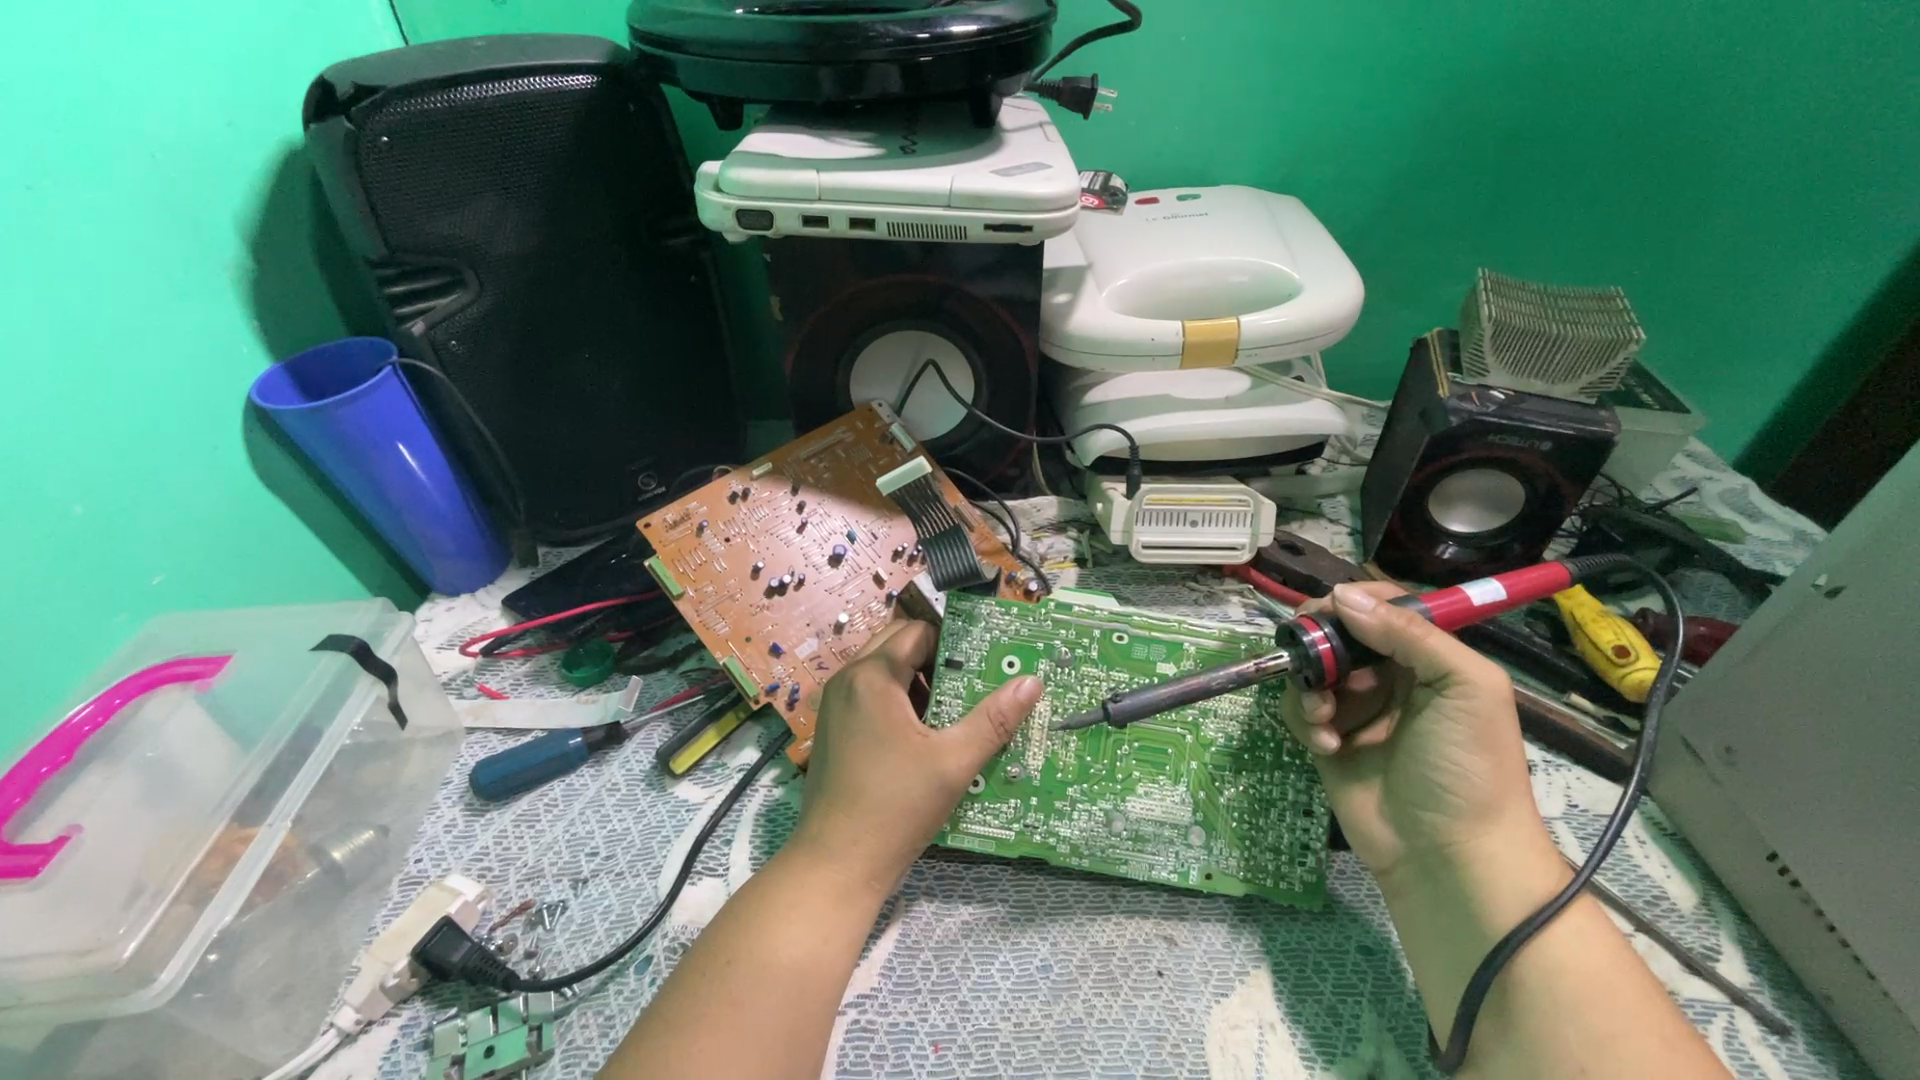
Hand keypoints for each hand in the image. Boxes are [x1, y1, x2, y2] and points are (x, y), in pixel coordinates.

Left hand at [788, 619, 1043, 896]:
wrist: (835, 864)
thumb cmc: (895, 807)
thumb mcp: (953, 763)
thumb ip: (994, 719)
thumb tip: (1033, 682)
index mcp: (872, 676)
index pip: (919, 632)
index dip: (954, 642)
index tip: (986, 663)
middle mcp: (848, 680)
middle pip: (898, 646)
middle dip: (937, 659)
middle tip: (974, 684)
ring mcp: (836, 706)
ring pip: (884, 674)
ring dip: (918, 682)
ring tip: (957, 710)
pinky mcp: (835, 731)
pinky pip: (871, 698)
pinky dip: (900, 704)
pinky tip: (927, 736)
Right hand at [1278, 583, 1552, 888]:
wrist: (1447, 854)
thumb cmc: (1468, 765)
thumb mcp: (1463, 687)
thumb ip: (1410, 634)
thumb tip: (1340, 595)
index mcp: (1430, 658)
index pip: (1385, 608)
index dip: (1355, 601)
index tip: (1330, 608)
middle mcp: (1390, 677)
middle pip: (1339, 634)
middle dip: (1321, 643)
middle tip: (1312, 657)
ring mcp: (1357, 710)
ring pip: (1313, 670)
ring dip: (1311, 685)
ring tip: (1325, 716)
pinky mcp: (1329, 740)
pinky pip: (1299, 710)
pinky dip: (1305, 720)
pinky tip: (1327, 744)